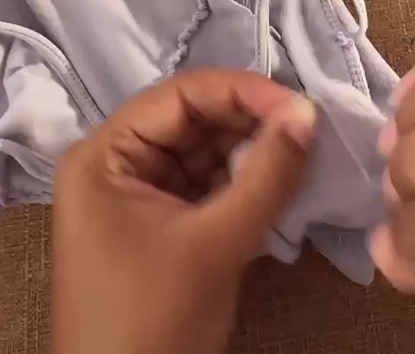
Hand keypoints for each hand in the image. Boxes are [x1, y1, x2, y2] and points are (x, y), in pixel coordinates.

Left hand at [51, 69, 317, 353]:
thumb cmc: (153, 324)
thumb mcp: (215, 245)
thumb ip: (266, 175)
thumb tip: (309, 112)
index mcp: (105, 154)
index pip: (180, 96)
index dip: (240, 91)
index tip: (297, 103)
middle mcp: (117, 162)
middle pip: (194, 120)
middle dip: (251, 120)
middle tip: (308, 125)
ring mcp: (140, 193)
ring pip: (206, 150)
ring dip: (253, 149)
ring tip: (304, 147)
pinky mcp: (163, 223)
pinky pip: (209, 183)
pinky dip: (246, 180)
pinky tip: (284, 176)